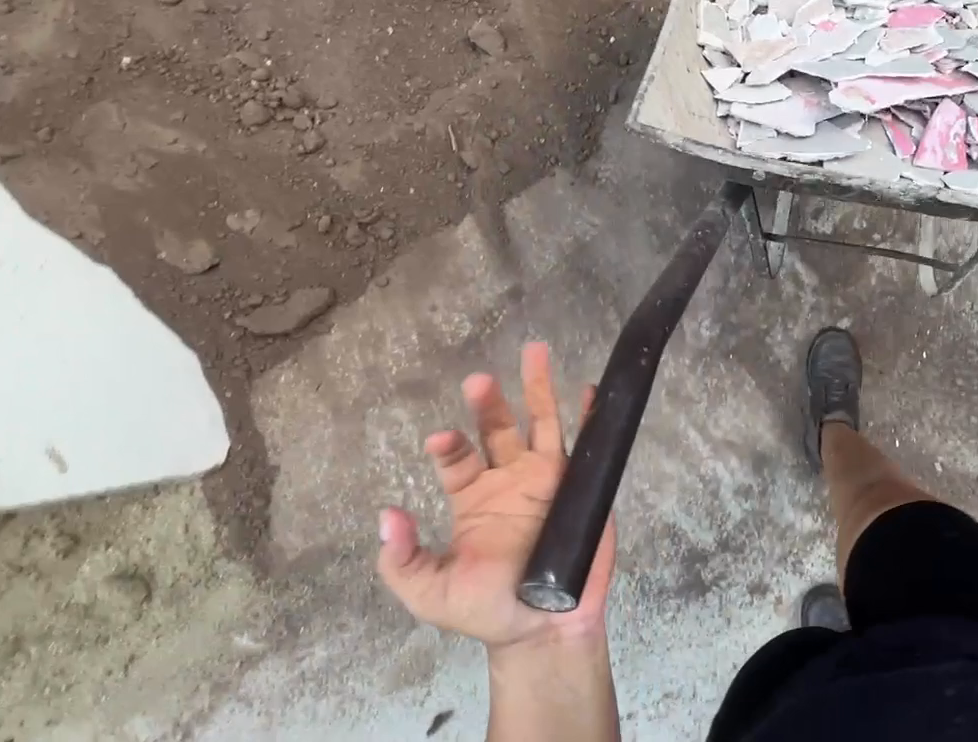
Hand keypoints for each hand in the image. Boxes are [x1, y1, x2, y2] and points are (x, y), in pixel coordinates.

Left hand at [377, 342, 616, 650]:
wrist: (544, 628)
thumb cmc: (486, 609)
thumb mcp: (431, 594)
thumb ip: (403, 561)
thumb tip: (385, 515)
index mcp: (472, 497)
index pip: (458, 458)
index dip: (449, 445)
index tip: (440, 438)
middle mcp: (508, 478)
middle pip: (498, 428)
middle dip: (489, 403)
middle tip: (479, 379)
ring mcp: (546, 477)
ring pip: (542, 422)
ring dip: (538, 387)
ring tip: (534, 351)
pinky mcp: (580, 484)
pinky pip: (586, 442)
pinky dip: (589, 414)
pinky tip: (591, 389)